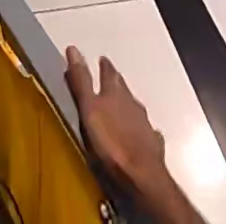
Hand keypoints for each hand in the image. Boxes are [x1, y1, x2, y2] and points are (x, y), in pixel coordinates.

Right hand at [65, 45, 169, 193]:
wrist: (142, 176)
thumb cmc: (111, 142)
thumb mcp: (89, 109)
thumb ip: (81, 81)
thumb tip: (73, 49)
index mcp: (114, 93)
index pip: (108, 73)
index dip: (104, 66)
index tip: (102, 58)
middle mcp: (131, 103)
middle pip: (123, 88)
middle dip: (116, 80)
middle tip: (111, 74)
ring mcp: (144, 123)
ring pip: (134, 107)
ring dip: (127, 103)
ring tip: (121, 102)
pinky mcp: (152, 144)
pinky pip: (145, 129)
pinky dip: (139, 126)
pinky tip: (139, 131)